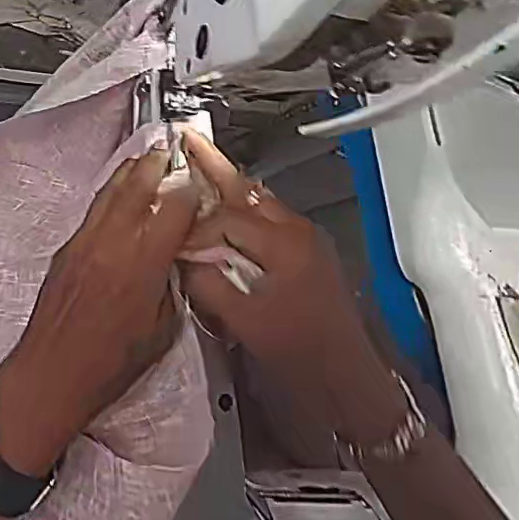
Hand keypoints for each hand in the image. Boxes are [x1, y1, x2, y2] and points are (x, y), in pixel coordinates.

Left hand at [0, 145, 199, 475]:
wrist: (51, 375)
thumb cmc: (109, 364)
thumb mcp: (162, 331)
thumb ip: (173, 286)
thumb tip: (176, 260)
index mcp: (143, 264)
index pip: (175, 209)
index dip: (192, 192)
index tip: (200, 185)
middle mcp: (113, 244)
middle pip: (138, 187)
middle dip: (156, 164)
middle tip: (168, 148)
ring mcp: (86, 242)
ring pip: (111, 192)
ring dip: (130, 171)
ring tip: (143, 157)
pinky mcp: (67, 249)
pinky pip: (94, 210)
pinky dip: (110, 194)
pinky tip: (118, 193)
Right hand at [176, 131, 406, 445]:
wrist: (347, 379)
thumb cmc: (303, 354)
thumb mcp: (247, 323)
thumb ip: (210, 285)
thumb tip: (185, 259)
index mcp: (285, 243)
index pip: (225, 219)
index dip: (193, 229)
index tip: (171, 242)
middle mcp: (298, 231)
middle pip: (247, 191)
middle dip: (215, 166)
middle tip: (189, 141)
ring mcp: (305, 239)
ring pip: (259, 201)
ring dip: (228, 186)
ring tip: (202, 166)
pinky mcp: (306, 252)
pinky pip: (267, 219)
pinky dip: (241, 211)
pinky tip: (225, 214)